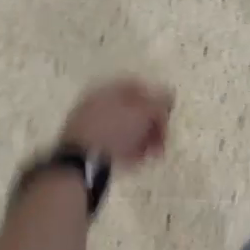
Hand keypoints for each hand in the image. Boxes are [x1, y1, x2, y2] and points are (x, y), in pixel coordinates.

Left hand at [59, 77, 174, 169]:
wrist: (79, 163)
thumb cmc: (114, 130)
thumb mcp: (144, 113)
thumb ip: (160, 102)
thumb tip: (170, 95)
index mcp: (107, 88)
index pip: (138, 86)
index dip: (157, 98)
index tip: (168, 113)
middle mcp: (96, 102)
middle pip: (132, 109)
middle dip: (151, 123)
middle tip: (163, 137)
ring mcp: (88, 126)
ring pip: (123, 128)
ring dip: (142, 139)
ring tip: (154, 153)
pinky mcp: (85, 147)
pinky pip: (113, 144)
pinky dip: (128, 150)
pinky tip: (138, 161)